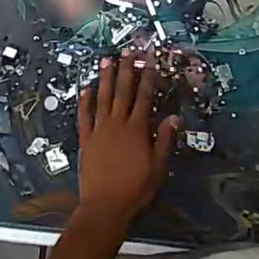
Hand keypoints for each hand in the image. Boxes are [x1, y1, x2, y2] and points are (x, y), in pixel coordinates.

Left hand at [75, 58, 179, 230]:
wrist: (106, 206)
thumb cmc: (136, 189)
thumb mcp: (158, 167)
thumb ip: (165, 140)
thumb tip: (174, 118)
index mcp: (137, 130)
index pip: (144, 98)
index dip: (147, 78)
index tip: (149, 62)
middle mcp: (117, 124)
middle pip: (123, 92)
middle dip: (126, 70)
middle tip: (127, 52)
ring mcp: (99, 129)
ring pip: (103, 98)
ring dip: (105, 78)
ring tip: (107, 60)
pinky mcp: (86, 139)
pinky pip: (84, 115)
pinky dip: (85, 101)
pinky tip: (87, 88)